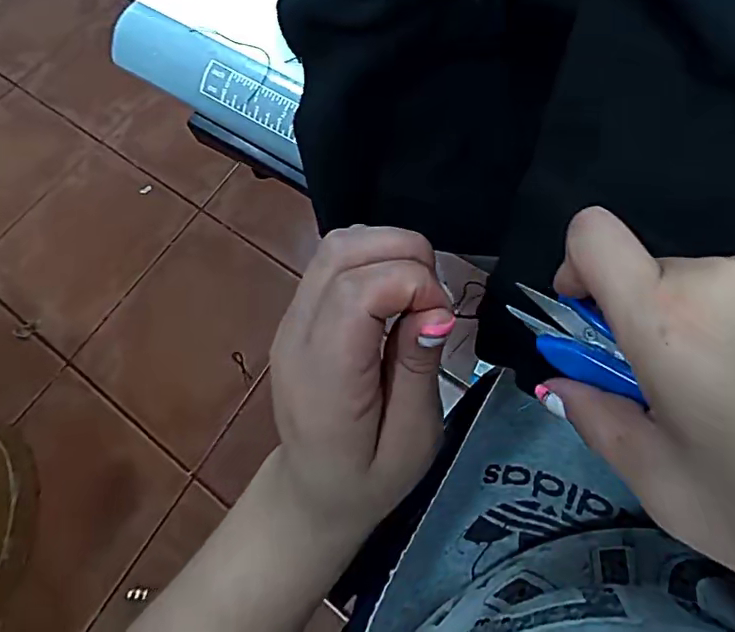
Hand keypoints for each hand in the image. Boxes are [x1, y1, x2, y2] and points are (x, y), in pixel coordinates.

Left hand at [269, 226, 455, 540]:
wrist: (312, 492)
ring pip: (339, 242)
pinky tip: (395, 288)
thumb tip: (437, 309)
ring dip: (391, 248)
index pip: (355, 291)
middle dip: (406, 254)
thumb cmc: (367, 477)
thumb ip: (419, 369)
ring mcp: (293, 315)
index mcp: (323, 376)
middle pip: (344, 250)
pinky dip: (376, 253)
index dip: (411, 283)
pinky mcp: (300, 307)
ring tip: (417, 290)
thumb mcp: (411, 442)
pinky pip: (336, 255)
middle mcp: (298, 333)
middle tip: (433, 298)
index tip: (441, 315)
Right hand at [538, 207, 734, 618]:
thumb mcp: (668, 488)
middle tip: (672, 397)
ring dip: (690, 326)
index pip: (591, 232)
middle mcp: (715, 274)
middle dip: (640, 323)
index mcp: (667, 316)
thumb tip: (562, 385)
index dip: (574, 268)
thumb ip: (598, 422)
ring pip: (695, 285)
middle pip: (645, 273)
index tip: (590, 324)